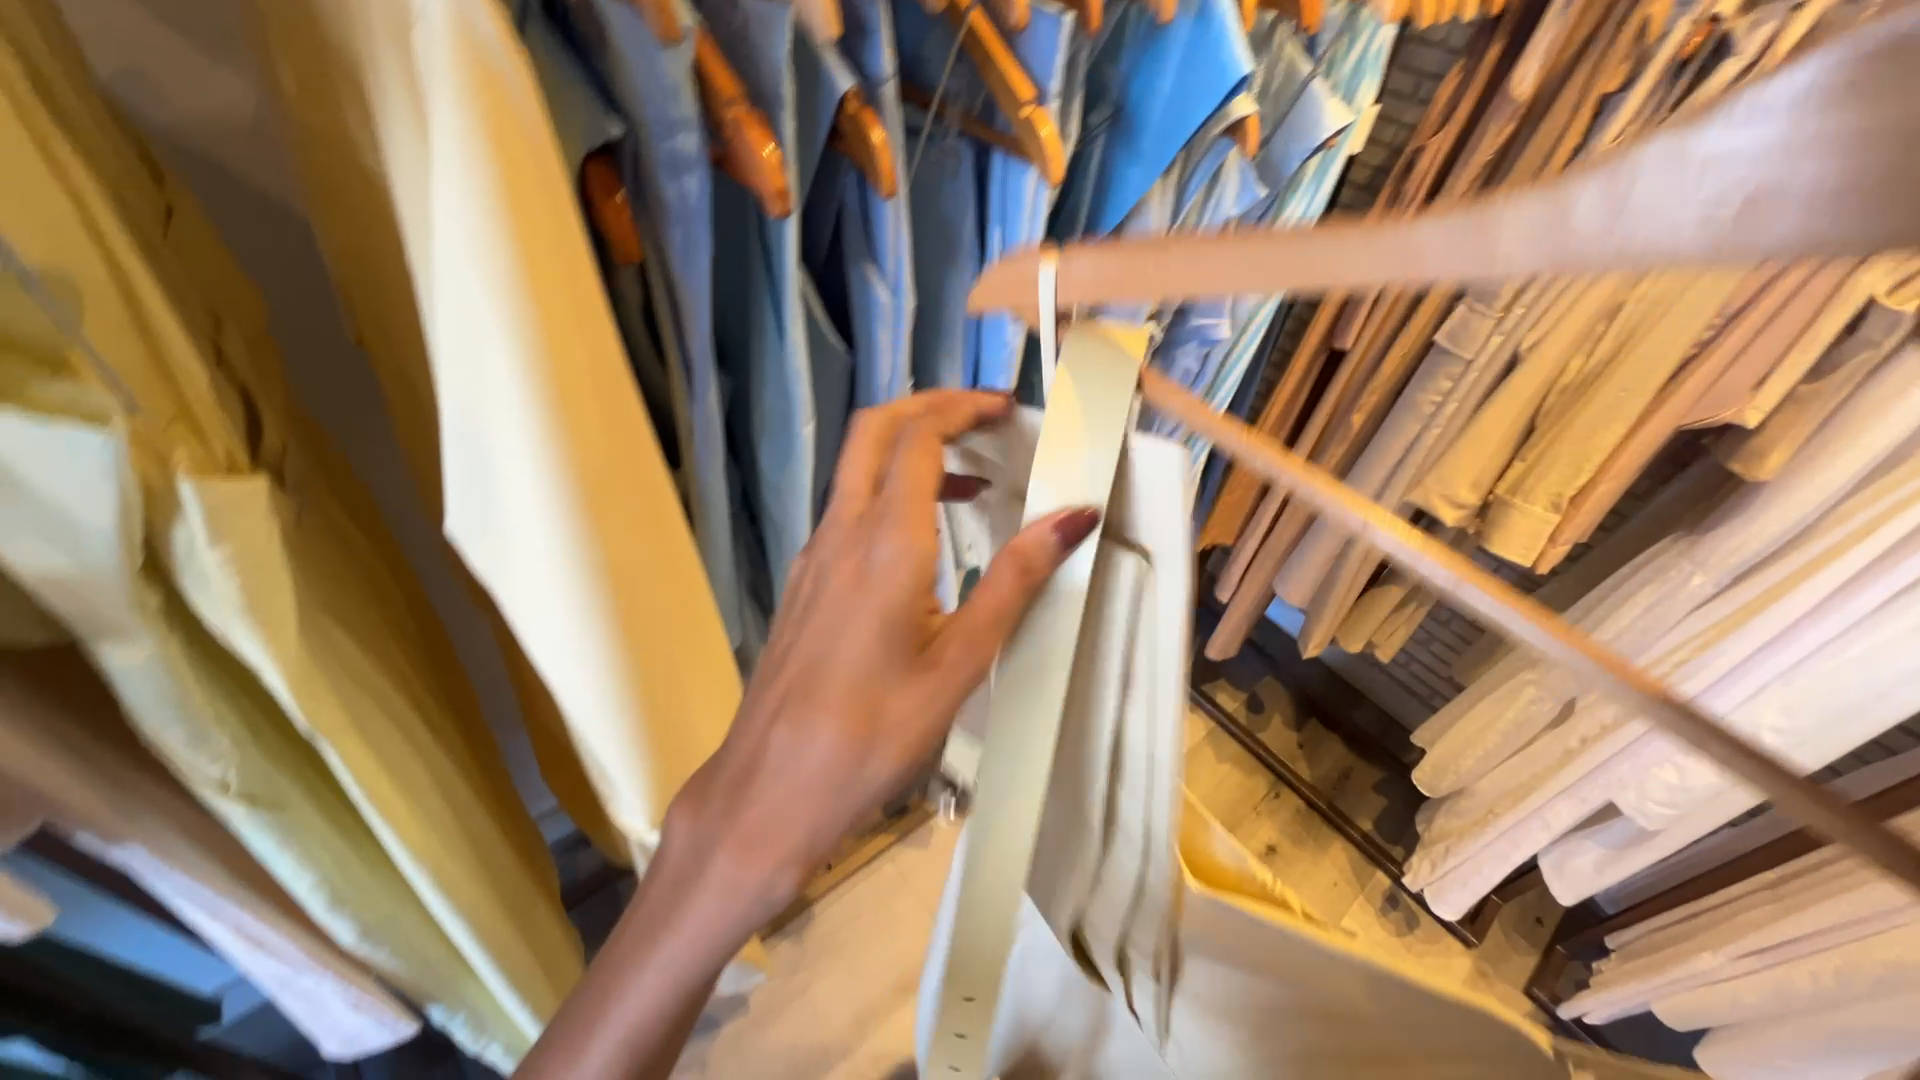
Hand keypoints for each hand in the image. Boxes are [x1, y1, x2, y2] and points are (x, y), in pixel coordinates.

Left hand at [661, 388, 1100, 930]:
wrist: (771, 789)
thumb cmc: (874, 734)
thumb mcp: (960, 662)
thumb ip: (1015, 581)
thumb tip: (1075, 516)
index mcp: (884, 542)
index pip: (918, 437)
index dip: (963, 407)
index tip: (1009, 408)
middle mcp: (840, 533)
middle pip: (875, 431)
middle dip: (930, 408)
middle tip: (987, 419)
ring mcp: (814, 557)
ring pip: (857, 470)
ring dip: (911, 452)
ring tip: (975, 479)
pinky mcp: (804, 584)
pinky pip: (848, 511)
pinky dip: (890, 494)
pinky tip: (925, 544)